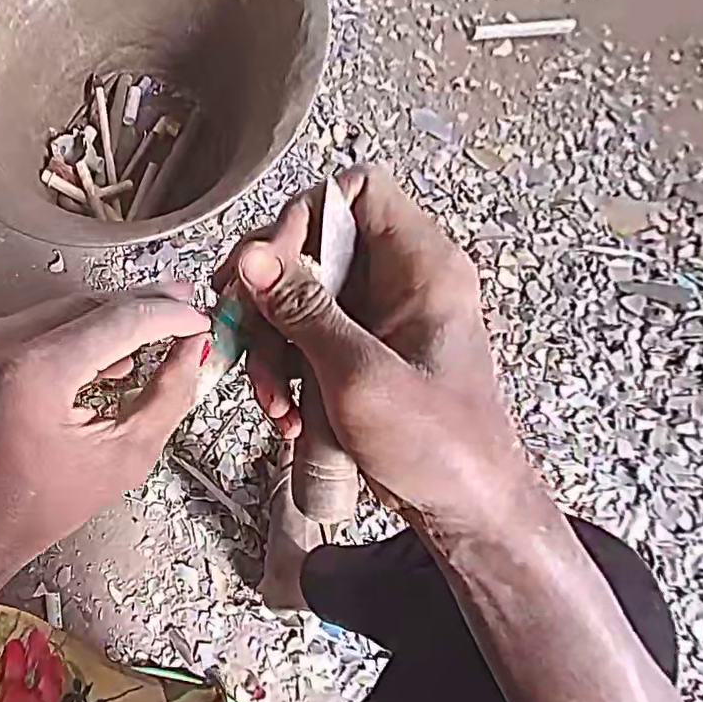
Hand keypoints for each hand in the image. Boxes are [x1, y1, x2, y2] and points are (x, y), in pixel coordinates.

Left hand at [0, 284, 210, 636]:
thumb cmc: (32, 508)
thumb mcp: (123, 457)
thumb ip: (168, 394)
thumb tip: (190, 350)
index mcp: (32, 374)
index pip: (120, 320)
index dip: (168, 315)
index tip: (195, 318)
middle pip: (90, 304)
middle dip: (142, 307)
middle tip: (181, 308)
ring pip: (64, 308)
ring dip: (109, 320)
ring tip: (148, 338)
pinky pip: (35, 323)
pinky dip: (72, 332)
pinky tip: (100, 352)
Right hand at [212, 165, 531, 521]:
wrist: (461, 509)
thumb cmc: (437, 444)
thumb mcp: (360, 373)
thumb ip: (304, 311)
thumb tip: (252, 256)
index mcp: (420, 265)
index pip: (356, 192)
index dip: (303, 217)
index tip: (266, 268)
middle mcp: (392, 281)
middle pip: (307, 249)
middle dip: (265, 298)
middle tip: (241, 337)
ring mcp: (368, 318)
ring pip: (290, 300)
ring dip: (265, 348)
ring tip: (272, 399)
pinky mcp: (348, 352)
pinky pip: (294, 339)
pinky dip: (277, 372)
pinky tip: (284, 412)